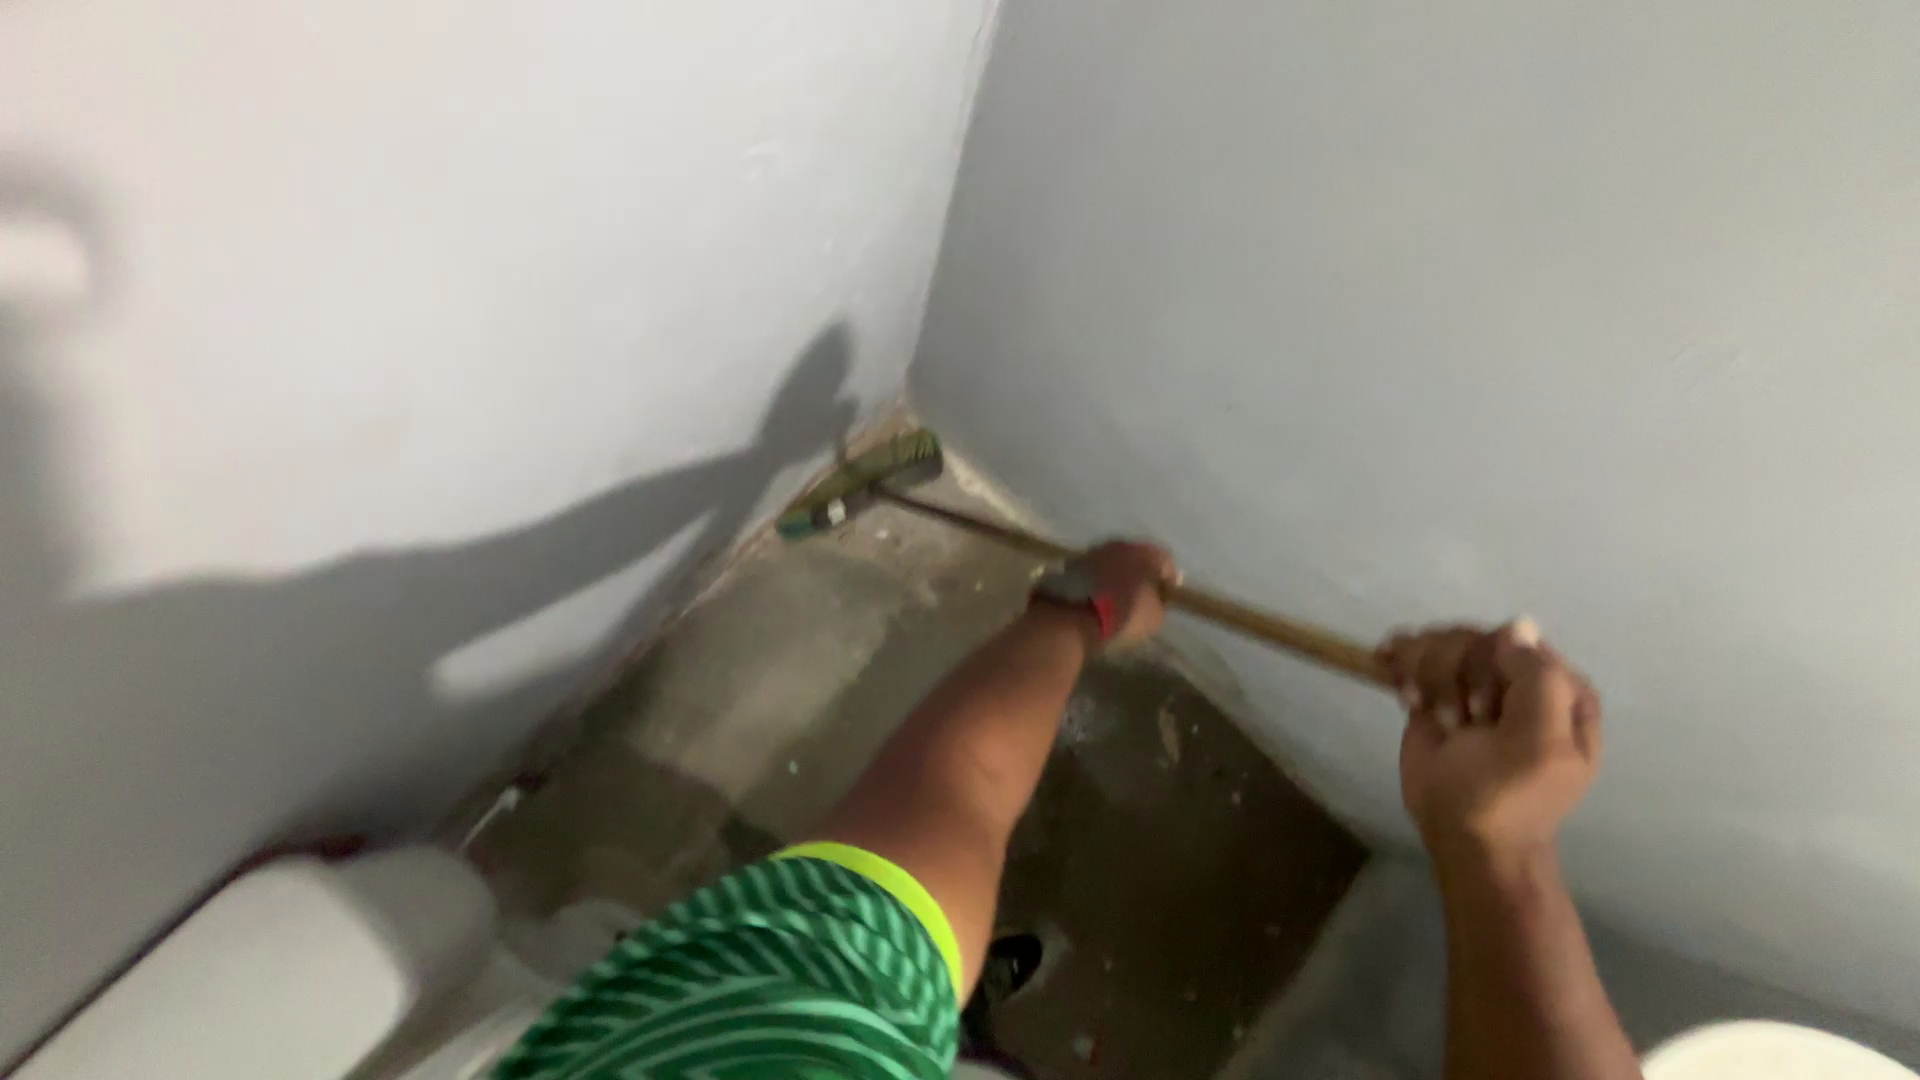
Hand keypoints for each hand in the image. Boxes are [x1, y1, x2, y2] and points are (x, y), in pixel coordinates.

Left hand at [1077, 540, 1178, 647]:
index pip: (1167, 563)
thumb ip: (1162, 601)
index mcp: (1148, 553)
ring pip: (1115, 560)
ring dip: (1118, 573)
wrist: (1079, 615)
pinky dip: (1099, 578)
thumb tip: (1158, 596)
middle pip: (1139, 557)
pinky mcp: (1076, 561)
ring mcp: (1096, 550)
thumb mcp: (1156, 616)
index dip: (1168, 580)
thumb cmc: (1126, 615)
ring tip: (1118, 594)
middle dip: (1141, 572)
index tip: (1166, 596)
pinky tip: (1099, 594)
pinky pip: (1095, 568)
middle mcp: (1123, 544)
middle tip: (1142, 592)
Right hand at [1380, 619, 1600, 866]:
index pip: (1513, 641)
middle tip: (1456, 720)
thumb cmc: (1508, 797)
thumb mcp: (1541, 746)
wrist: (1463, 835)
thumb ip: (1538, 681)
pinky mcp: (1433, 691)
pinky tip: (1403, 692)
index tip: (1481, 710)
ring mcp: (1471, 683)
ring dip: (1424, 675)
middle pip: (1470, 637)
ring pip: (1437, 641)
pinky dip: (1399, 665)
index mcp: (1558, 689)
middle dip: (1451, 674)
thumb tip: (1517, 625)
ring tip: (1431, 714)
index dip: (1488, 668)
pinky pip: (1412, 653)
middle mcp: (1516, 679)